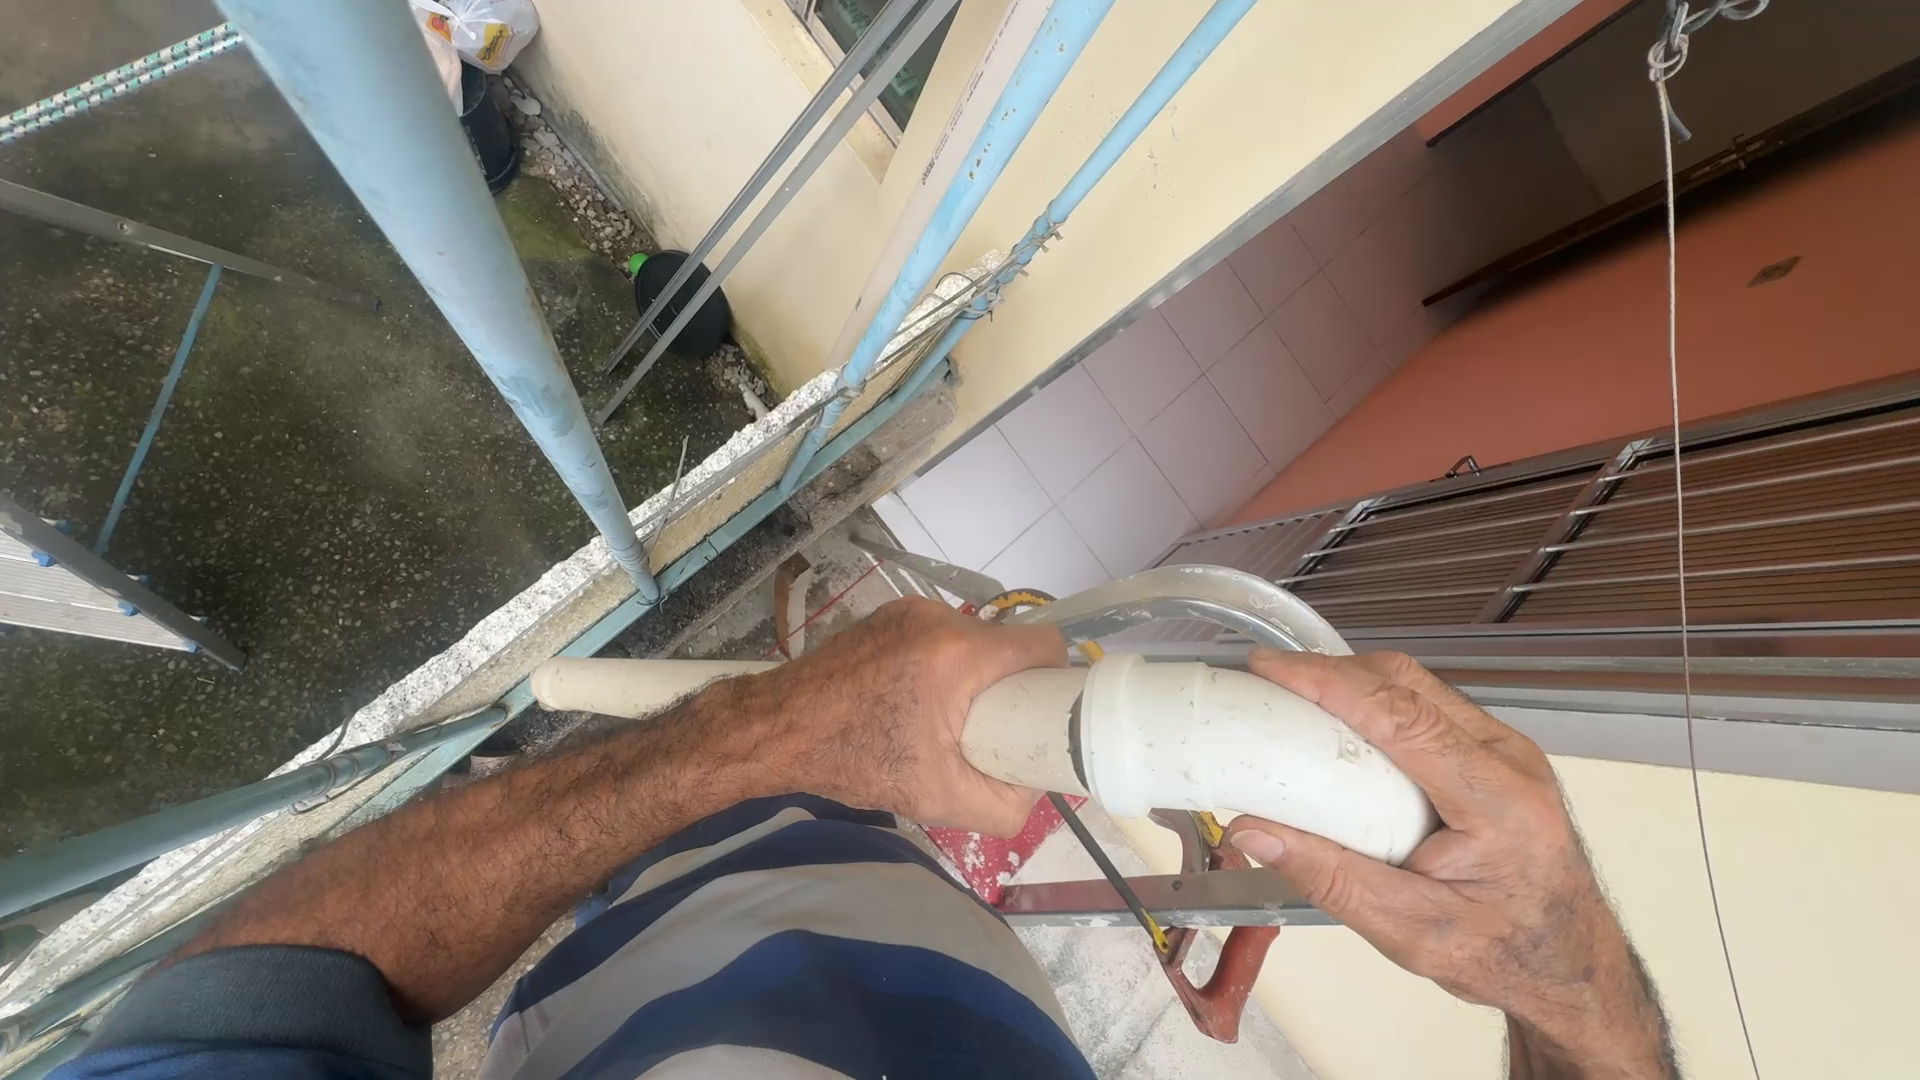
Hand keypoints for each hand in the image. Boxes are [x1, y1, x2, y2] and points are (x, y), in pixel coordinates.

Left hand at [737, 596, 1066, 836]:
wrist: (777, 728)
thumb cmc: (857, 761)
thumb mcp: (940, 799)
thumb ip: (1006, 805)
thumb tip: (1036, 790)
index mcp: (962, 654)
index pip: (1044, 644)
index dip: (1056, 678)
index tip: (1045, 711)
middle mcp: (942, 618)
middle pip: (1008, 644)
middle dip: (1011, 685)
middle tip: (995, 726)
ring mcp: (912, 610)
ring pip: (973, 638)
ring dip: (974, 673)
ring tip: (949, 715)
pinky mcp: (890, 613)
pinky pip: (939, 634)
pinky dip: (943, 662)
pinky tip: (917, 697)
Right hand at [1225, 649, 1674, 1078]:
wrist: (1573, 971)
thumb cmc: (1502, 955)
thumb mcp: (1409, 933)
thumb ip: (1328, 878)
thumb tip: (1247, 830)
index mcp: (1497, 801)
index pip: (1400, 716)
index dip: (1328, 682)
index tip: (1267, 668)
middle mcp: (1508, 758)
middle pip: (1405, 682)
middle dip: (1329, 669)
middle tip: (1267, 679)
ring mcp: (1503, 747)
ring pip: (1413, 682)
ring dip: (1348, 678)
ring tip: (1291, 694)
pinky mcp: (1490, 749)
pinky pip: (1421, 698)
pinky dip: (1369, 695)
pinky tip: (1335, 719)